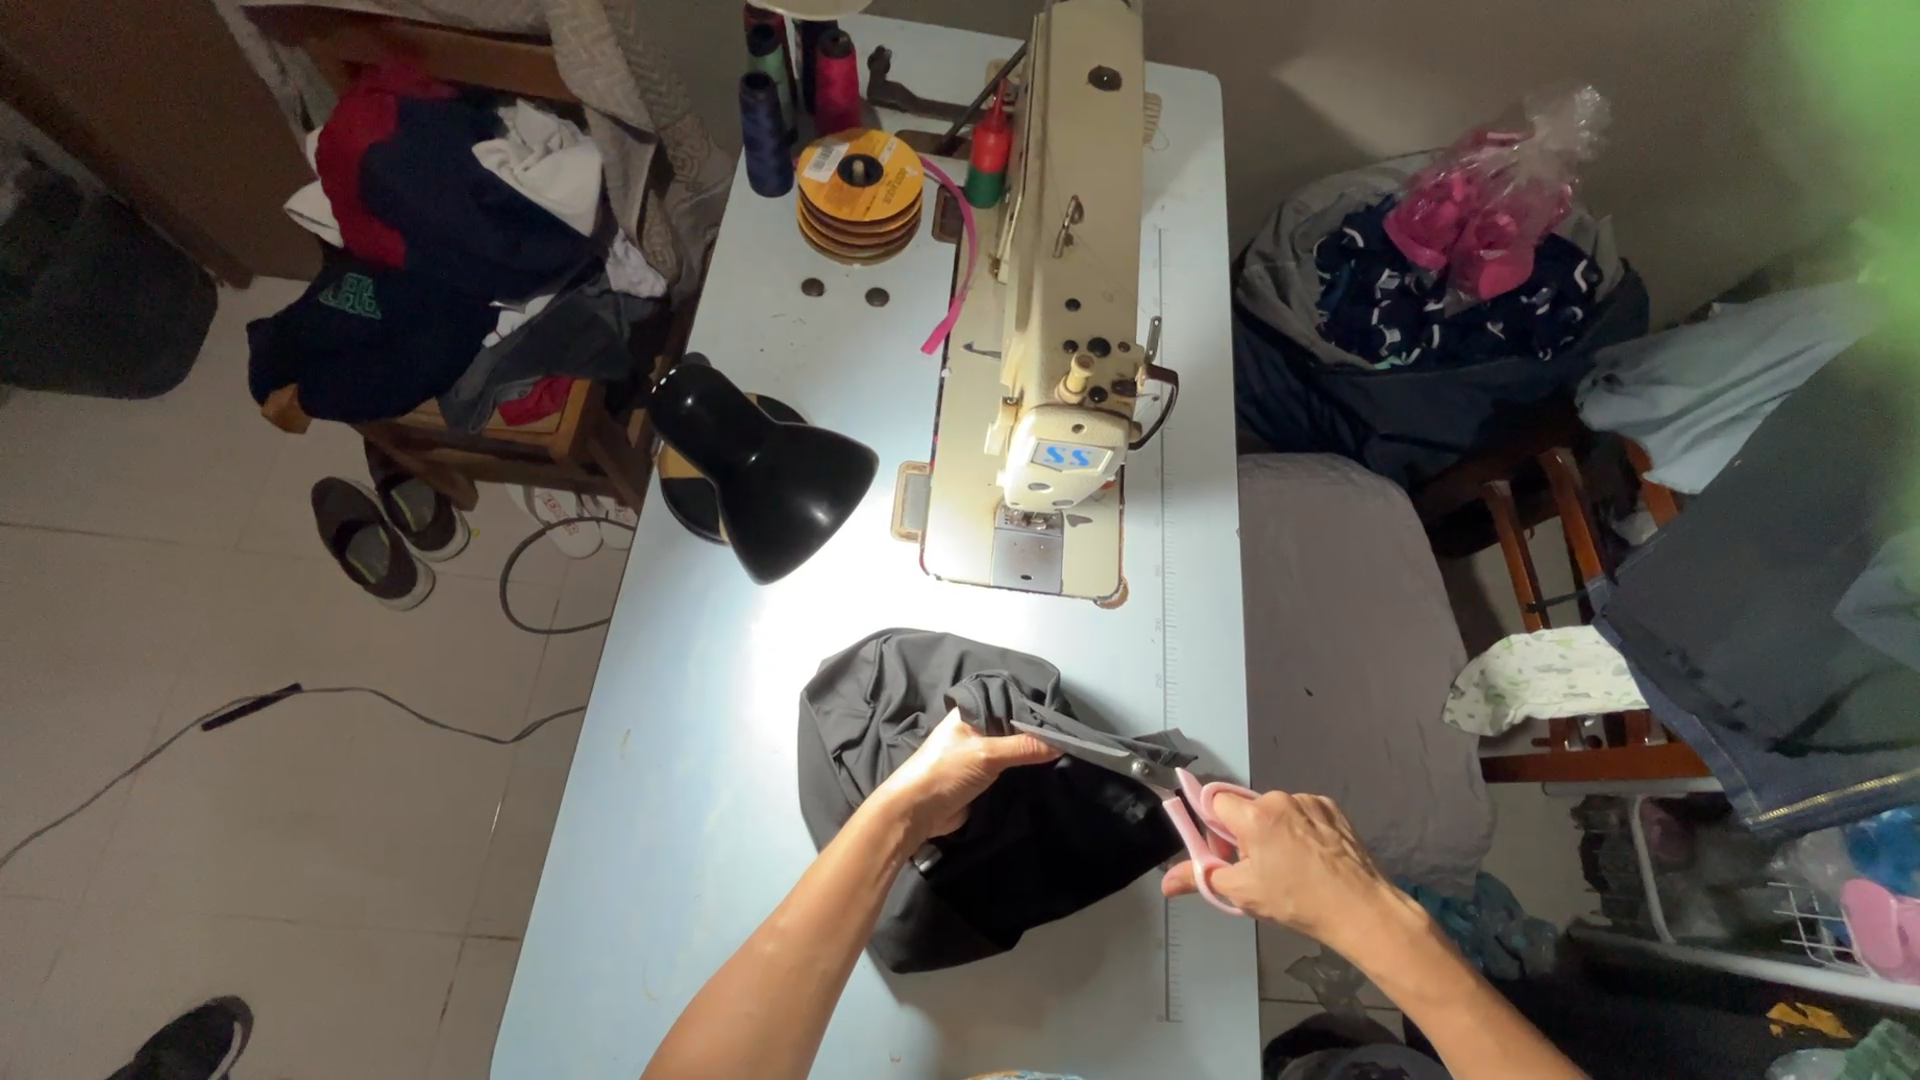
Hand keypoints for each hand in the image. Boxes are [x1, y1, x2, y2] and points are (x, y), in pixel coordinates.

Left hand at [869, 708, 1060, 844]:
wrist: (916, 812)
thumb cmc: (945, 771)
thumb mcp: (987, 754)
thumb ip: (1023, 747)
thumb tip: (1062, 743)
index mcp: (971, 710)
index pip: (1009, 701)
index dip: (1033, 708)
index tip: (1064, 716)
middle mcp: (976, 726)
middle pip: (1012, 725)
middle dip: (1036, 732)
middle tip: (1070, 736)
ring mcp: (979, 751)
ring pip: (1012, 746)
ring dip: (1032, 751)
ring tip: (1065, 751)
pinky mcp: (982, 774)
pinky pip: (1009, 766)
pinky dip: (1024, 768)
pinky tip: (1046, 769)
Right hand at [1161, 791, 1417, 955]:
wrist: (1363, 911)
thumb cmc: (1298, 901)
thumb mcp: (1242, 893)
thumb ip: (1200, 878)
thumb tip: (1165, 883)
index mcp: (1253, 816)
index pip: (1214, 800)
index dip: (1214, 826)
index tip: (1225, 851)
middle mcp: (1279, 799)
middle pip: (1246, 809)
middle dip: (1246, 834)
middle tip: (1260, 869)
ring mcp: (1309, 801)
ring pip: (1276, 812)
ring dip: (1275, 832)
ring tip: (1293, 867)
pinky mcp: (1333, 808)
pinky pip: (1303, 813)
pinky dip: (1301, 830)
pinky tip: (1313, 857)